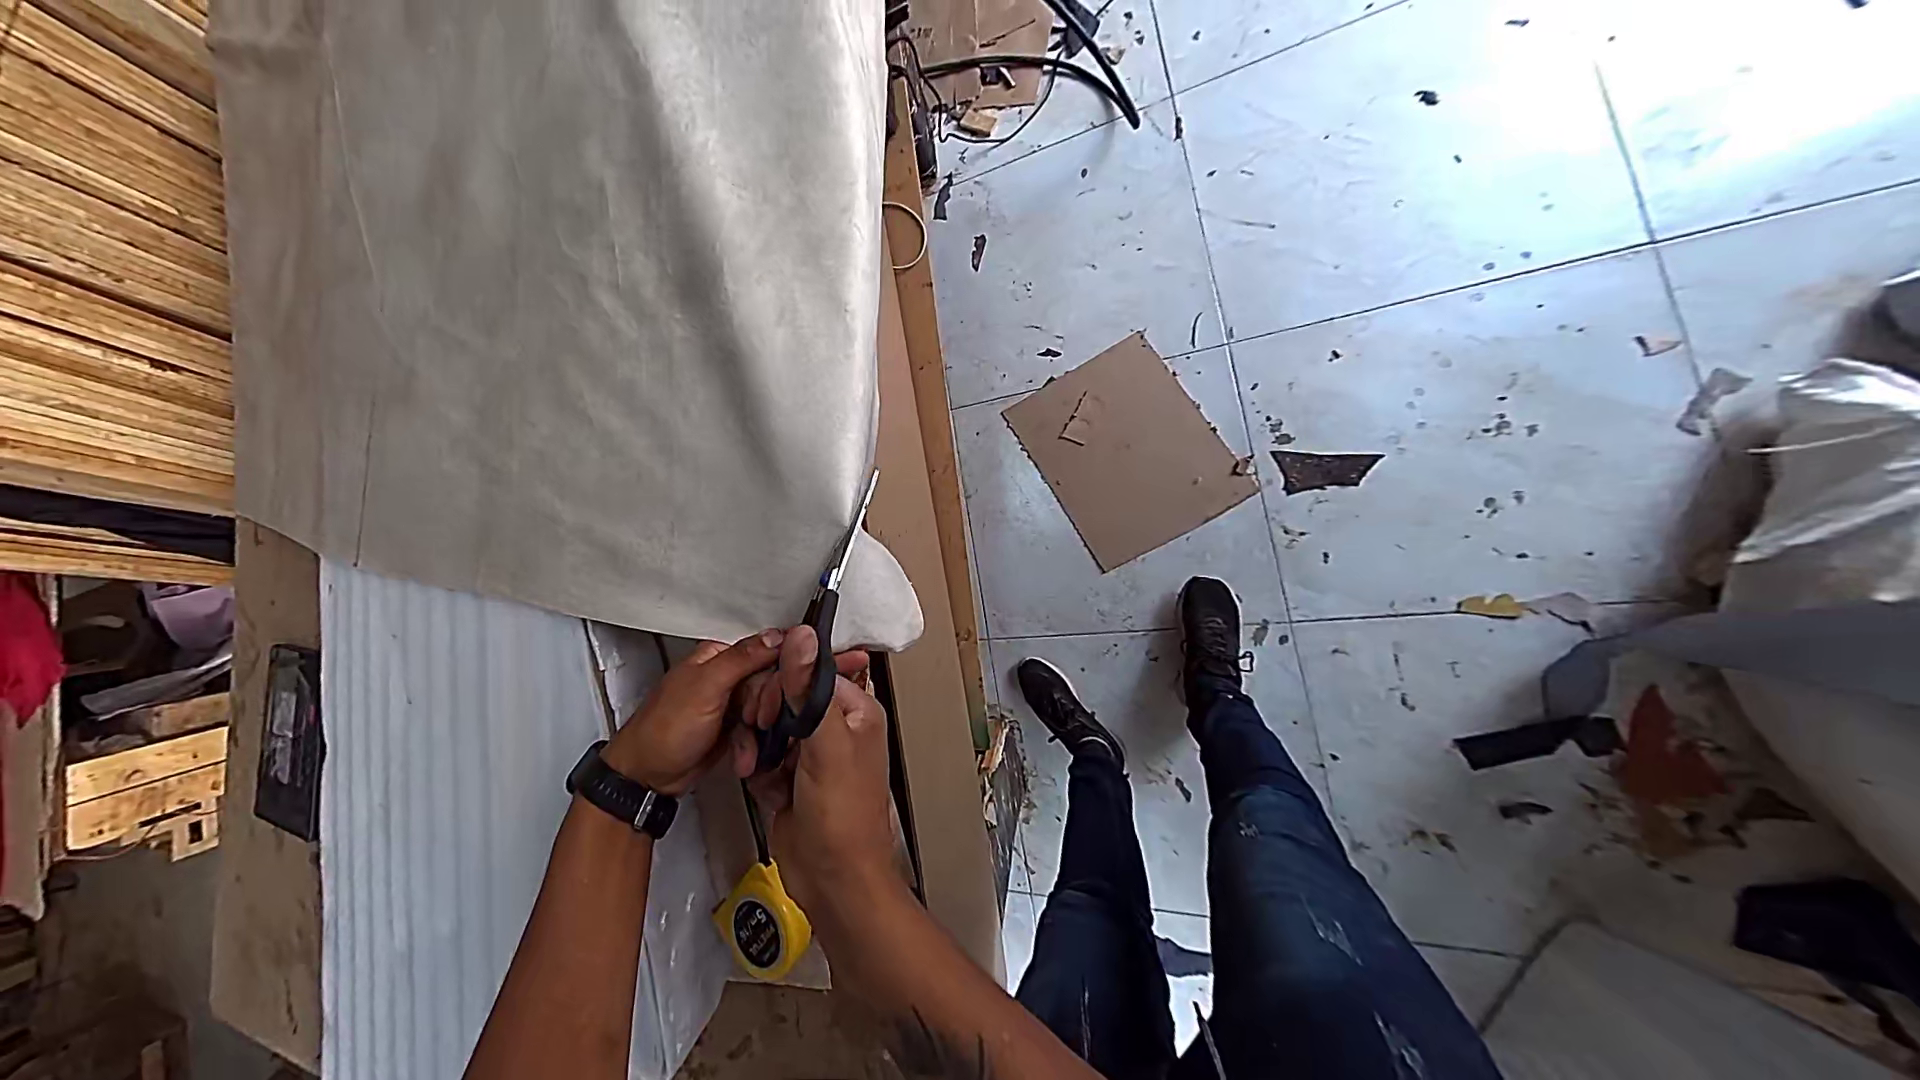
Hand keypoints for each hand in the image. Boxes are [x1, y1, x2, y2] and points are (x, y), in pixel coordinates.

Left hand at [601, 630, 783, 795]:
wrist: (646, 778)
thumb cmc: (662, 732)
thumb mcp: (706, 688)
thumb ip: (742, 659)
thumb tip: (775, 636)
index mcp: (716, 657)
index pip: (765, 652)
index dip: (774, 676)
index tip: (774, 696)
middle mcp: (724, 676)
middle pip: (768, 684)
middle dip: (765, 708)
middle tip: (756, 721)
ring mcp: (728, 703)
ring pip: (766, 709)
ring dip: (760, 732)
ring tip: (747, 744)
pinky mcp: (731, 727)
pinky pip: (757, 731)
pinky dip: (753, 746)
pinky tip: (744, 756)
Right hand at [734, 626, 897, 914]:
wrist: (832, 881)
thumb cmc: (845, 817)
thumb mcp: (826, 744)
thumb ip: (810, 690)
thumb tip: (803, 638)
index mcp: (856, 711)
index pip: (813, 673)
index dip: (787, 684)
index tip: (770, 703)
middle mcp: (835, 728)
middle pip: (789, 698)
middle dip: (769, 717)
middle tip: (762, 734)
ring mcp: (811, 754)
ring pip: (771, 727)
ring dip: (759, 745)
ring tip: (761, 765)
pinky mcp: (790, 778)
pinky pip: (763, 756)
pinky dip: (757, 769)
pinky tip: (765, 787)